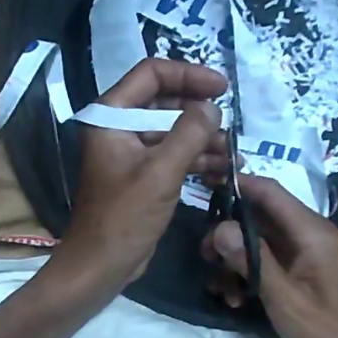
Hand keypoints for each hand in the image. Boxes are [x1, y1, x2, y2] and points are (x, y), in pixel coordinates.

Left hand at [53, 59, 228, 286]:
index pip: (151, 74)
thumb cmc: (125, 216)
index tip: (222, 88)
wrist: (102, 263)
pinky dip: (197, 160)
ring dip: (204, 141)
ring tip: (235, 157)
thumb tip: (212, 107)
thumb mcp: (161, 172)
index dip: (189, 75)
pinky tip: (225, 172)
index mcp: (111, 116)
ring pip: (173, 131)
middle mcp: (118, 127)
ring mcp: (131, 151)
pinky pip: (174, 155)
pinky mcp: (143, 174)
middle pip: (166, 102)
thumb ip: (189, 133)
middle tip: (232, 129)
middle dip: (201, 114)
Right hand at [203, 175, 337, 337]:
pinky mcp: (300, 271)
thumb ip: (252, 261)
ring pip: (257, 240)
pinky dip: (246, 274)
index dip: (236, 182)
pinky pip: (265, 260)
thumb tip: (219, 227)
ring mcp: (305, 253)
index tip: (202, 181)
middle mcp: (309, 235)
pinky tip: (236, 299)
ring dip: (233, 260)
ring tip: (221, 289)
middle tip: (204, 255)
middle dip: (226, 232)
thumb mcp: (285, 300)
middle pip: (258, 215)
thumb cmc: (328, 333)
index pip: (269, 191)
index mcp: (312, 232)